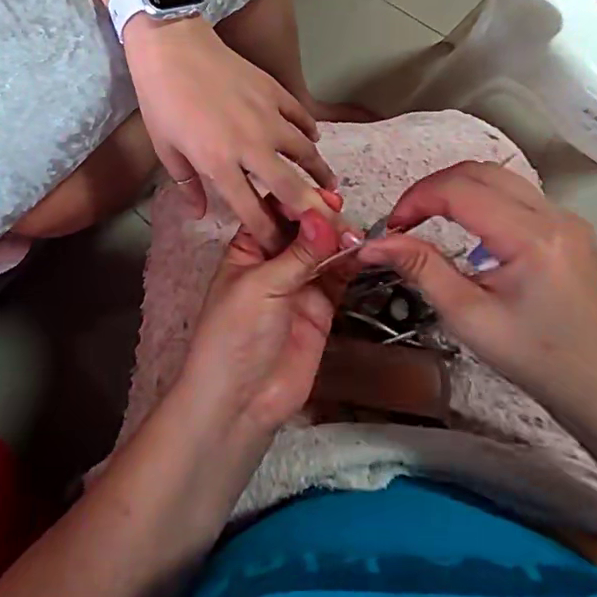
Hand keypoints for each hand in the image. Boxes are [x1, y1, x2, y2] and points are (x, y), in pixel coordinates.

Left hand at [125, 17, 335, 250]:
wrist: (172, 47)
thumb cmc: (162, 100)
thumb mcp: (165, 148)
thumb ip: (187, 184)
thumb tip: (199, 213)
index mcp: (219, 164)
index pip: (252, 209)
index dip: (269, 233)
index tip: (278, 245)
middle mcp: (251, 146)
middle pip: (290, 187)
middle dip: (310, 211)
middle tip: (324, 223)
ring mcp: (268, 116)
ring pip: (305, 151)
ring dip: (320, 172)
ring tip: (329, 186)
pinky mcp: (275, 92)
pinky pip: (301, 117)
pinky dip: (310, 132)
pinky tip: (313, 139)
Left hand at [175, 196, 346, 435]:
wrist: (241, 400)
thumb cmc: (233, 337)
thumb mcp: (261, 287)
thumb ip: (297, 253)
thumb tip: (323, 216)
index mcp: (247, 247)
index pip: (273, 210)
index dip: (295, 199)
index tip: (320, 195)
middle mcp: (273, 260)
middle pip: (303, 227)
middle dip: (322, 218)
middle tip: (342, 216)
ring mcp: (298, 283)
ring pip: (324, 249)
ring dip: (340, 239)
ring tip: (355, 234)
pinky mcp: (320, 306)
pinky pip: (339, 276)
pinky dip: (351, 263)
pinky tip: (363, 251)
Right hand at [359, 162, 596, 416]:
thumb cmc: (533, 357)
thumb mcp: (467, 317)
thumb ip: (421, 269)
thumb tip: (374, 244)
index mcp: (532, 238)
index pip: (461, 190)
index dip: (417, 199)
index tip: (392, 228)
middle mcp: (554, 215)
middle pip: (479, 172)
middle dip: (432, 188)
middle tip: (405, 221)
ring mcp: (566, 218)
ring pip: (498, 176)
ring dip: (455, 189)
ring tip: (427, 219)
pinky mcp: (568, 226)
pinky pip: (516, 193)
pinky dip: (480, 198)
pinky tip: (465, 228)